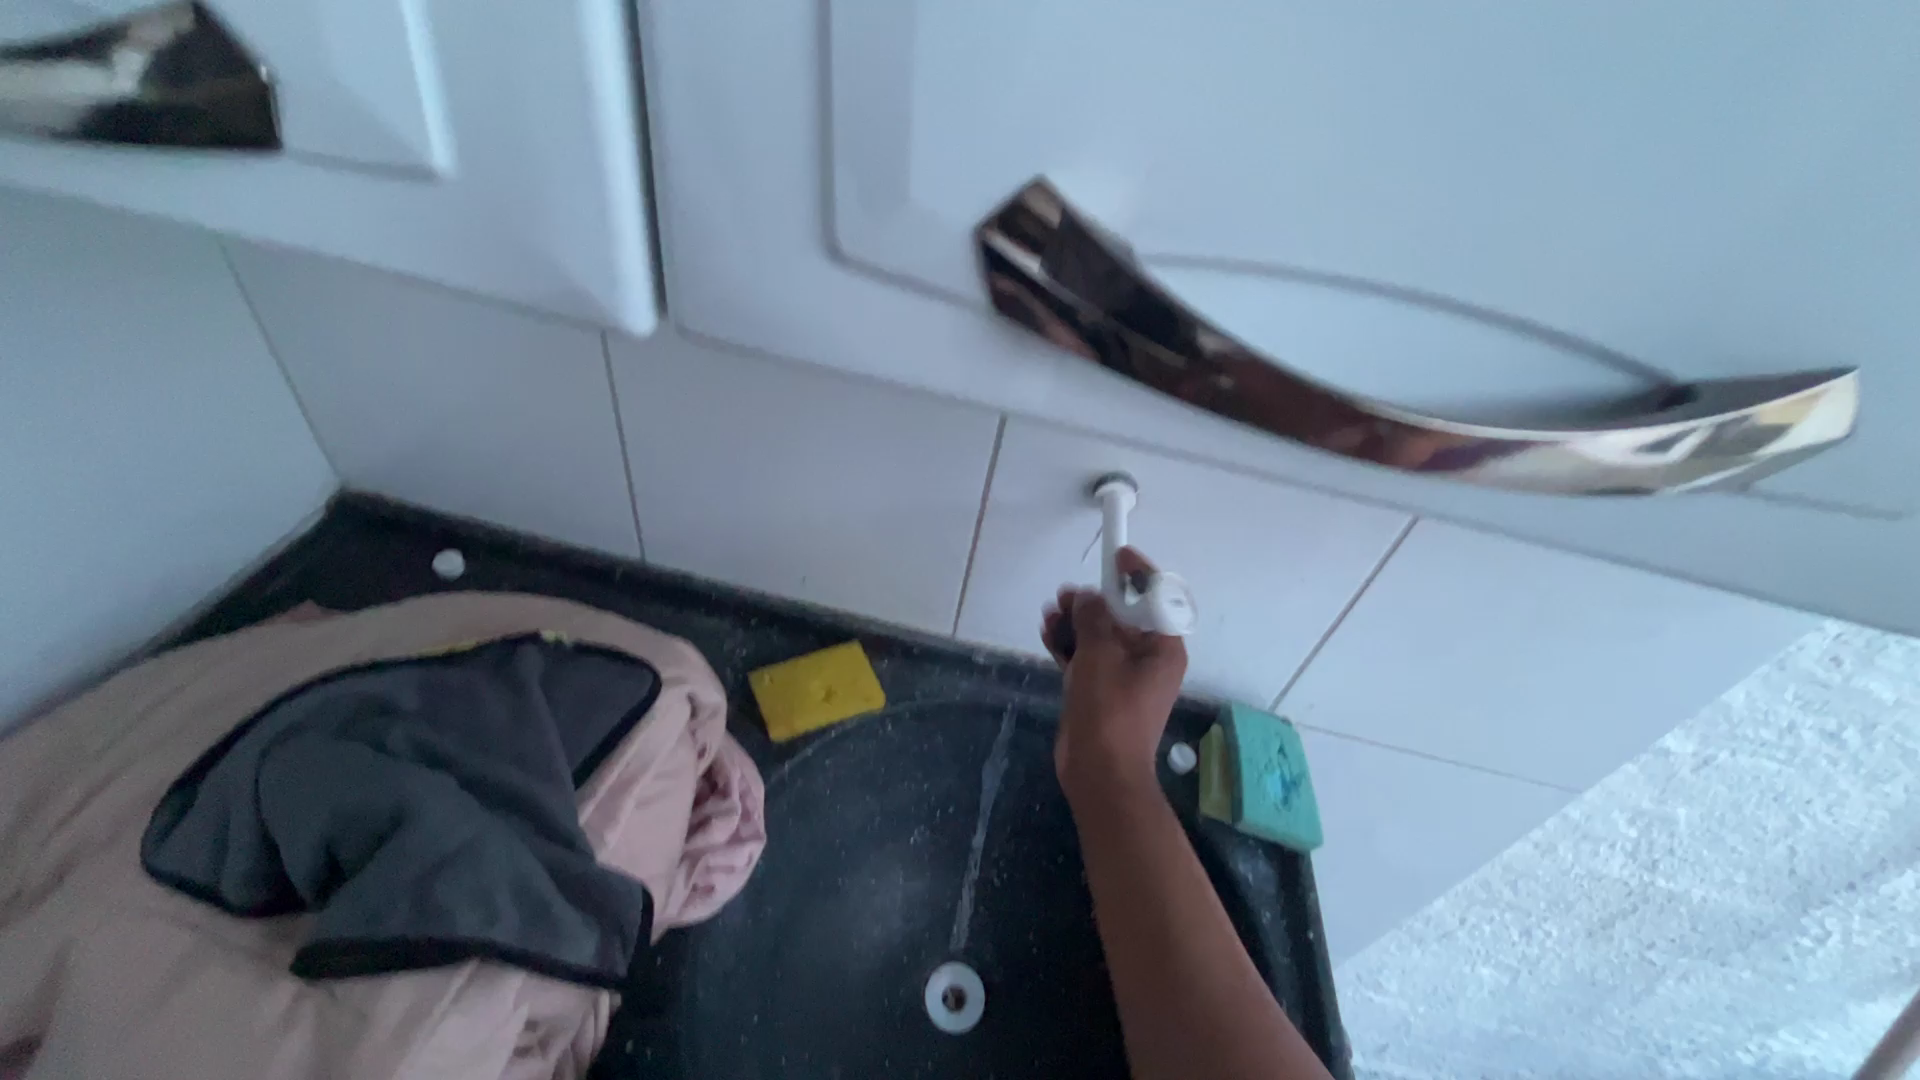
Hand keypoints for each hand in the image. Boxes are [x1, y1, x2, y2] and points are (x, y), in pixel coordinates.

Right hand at [1042, 547, 1188, 797]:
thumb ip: (1094, 618)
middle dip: (1094, 601)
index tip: (1117, 555)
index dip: (1136, 575)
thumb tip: (1089, 598)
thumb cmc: (1109, 709)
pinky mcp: (1099, 689)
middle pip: (1122, 616)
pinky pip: (1086, 656)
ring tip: (1051, 611)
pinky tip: (1048, 631)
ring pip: (1099, 635)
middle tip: (1067, 593)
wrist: (1099, 770)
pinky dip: (1068, 643)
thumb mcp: (1101, 655)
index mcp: (1162, 648)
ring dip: (1075, 622)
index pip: (1155, 599)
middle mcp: (1147, 658)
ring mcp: (1122, 675)